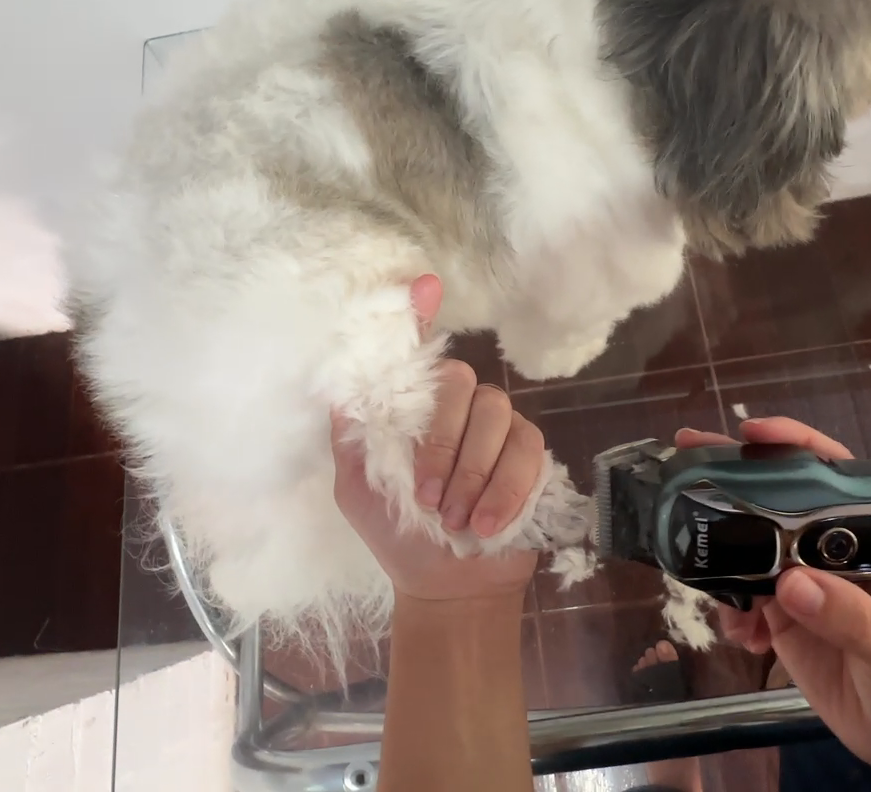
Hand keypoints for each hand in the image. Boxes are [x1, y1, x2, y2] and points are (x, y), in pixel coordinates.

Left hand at [330, 274, 543, 603]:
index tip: (426, 285)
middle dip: (443, 444)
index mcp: (411, 406)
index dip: (419, 313)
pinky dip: (503, 490)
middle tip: (427, 498)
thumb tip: (340, 382)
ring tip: (454, 521)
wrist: (446, 585)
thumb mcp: (357, 487)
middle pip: (459, 381)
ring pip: (495, 412)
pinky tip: (486, 524)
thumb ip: (352, 435)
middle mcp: (456, 404)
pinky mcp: (529, 452)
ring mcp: (497, 426)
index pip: (416, 348)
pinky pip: (526, 448)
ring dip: (472, 473)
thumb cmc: (396, 531)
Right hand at [679, 418, 870, 791]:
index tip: (750, 431)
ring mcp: (804, 584)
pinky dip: (728, 610)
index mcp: (869, 541)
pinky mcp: (783, 619)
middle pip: (777, 500)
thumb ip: (852, 619)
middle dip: (731, 477)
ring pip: (750, 548)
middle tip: (683, 458)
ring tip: (693, 560)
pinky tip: (738, 634)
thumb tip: (790, 583)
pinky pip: (741, 598)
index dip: (792, 444)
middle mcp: (830, 552)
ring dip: (719, 552)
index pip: (832, 477)